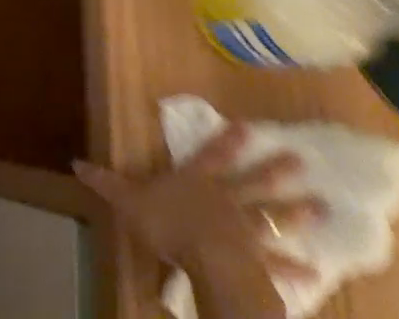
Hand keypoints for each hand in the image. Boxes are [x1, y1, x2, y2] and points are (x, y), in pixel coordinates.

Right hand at [75, 125, 323, 284]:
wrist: (206, 260)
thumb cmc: (166, 224)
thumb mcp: (126, 199)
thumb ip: (106, 182)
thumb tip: (75, 162)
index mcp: (195, 182)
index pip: (212, 156)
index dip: (228, 141)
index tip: (249, 127)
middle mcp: (226, 200)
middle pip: (254, 182)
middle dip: (275, 171)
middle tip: (300, 160)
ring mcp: (247, 229)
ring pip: (274, 217)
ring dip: (297, 214)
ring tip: (322, 208)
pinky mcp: (258, 260)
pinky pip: (278, 263)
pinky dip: (294, 267)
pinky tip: (314, 271)